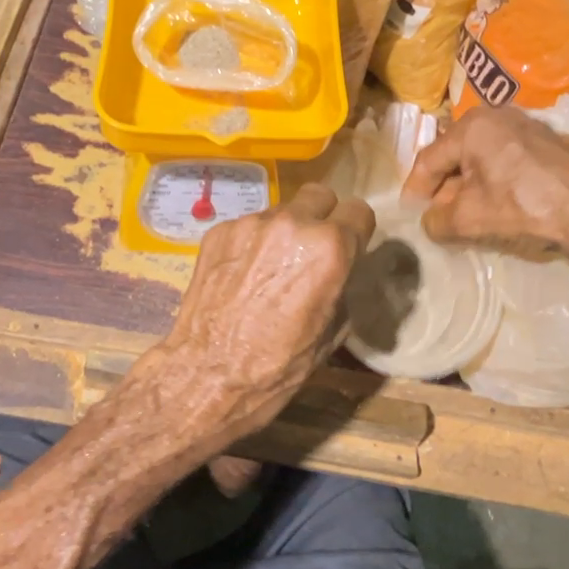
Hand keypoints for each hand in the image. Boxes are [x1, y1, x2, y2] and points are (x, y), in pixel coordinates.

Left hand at [135, 183, 375, 442]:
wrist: (209, 373)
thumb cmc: (280, 364)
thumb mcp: (334, 330)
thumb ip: (343, 283)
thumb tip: (342, 268)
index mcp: (329, 248)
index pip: (359, 210)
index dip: (357, 230)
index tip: (350, 246)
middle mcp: (291, 224)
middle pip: (319, 195)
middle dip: (322, 217)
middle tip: (313, 249)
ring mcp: (250, 223)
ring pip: (282, 210)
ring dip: (285, 230)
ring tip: (273, 267)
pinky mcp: (218, 230)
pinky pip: (248, 225)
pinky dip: (252, 243)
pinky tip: (244, 275)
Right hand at [401, 107, 568, 277]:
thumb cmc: (522, 206)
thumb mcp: (470, 219)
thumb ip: (438, 221)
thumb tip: (429, 222)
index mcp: (471, 126)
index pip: (429, 158)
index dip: (416, 188)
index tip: (409, 210)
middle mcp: (495, 115)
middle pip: (455, 153)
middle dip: (444, 185)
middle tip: (437, 212)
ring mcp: (525, 124)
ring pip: (481, 155)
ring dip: (469, 183)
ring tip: (465, 210)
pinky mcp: (546, 140)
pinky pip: (504, 156)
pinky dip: (493, 177)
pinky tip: (496, 201)